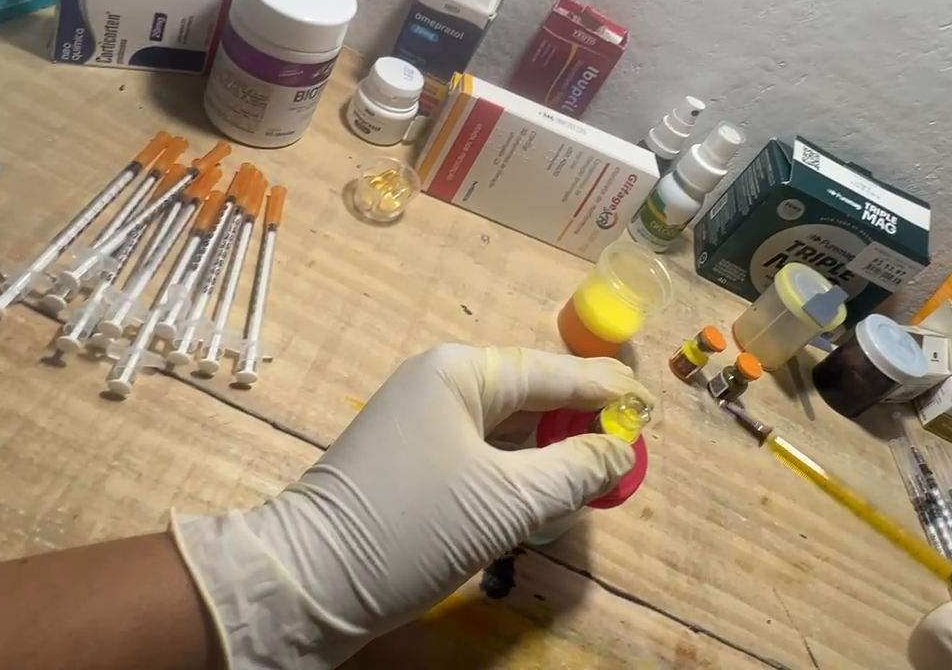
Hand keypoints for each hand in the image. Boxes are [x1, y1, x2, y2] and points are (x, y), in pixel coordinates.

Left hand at [173, 345, 652, 667]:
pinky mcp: (416, 458)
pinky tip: (548, 492)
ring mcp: (424, 419)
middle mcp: (442, 383)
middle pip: (528, 394)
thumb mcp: (504, 502)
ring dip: (550, 449)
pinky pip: (483, 452)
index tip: (645, 398)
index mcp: (460, 372)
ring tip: (599, 467)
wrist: (306, 580)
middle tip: (629, 440)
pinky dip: (518, 470)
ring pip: (507, 427)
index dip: (601, 386)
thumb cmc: (411, 525)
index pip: (548, 370)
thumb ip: (571, 471)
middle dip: (577, 419)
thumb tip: (620, 451)